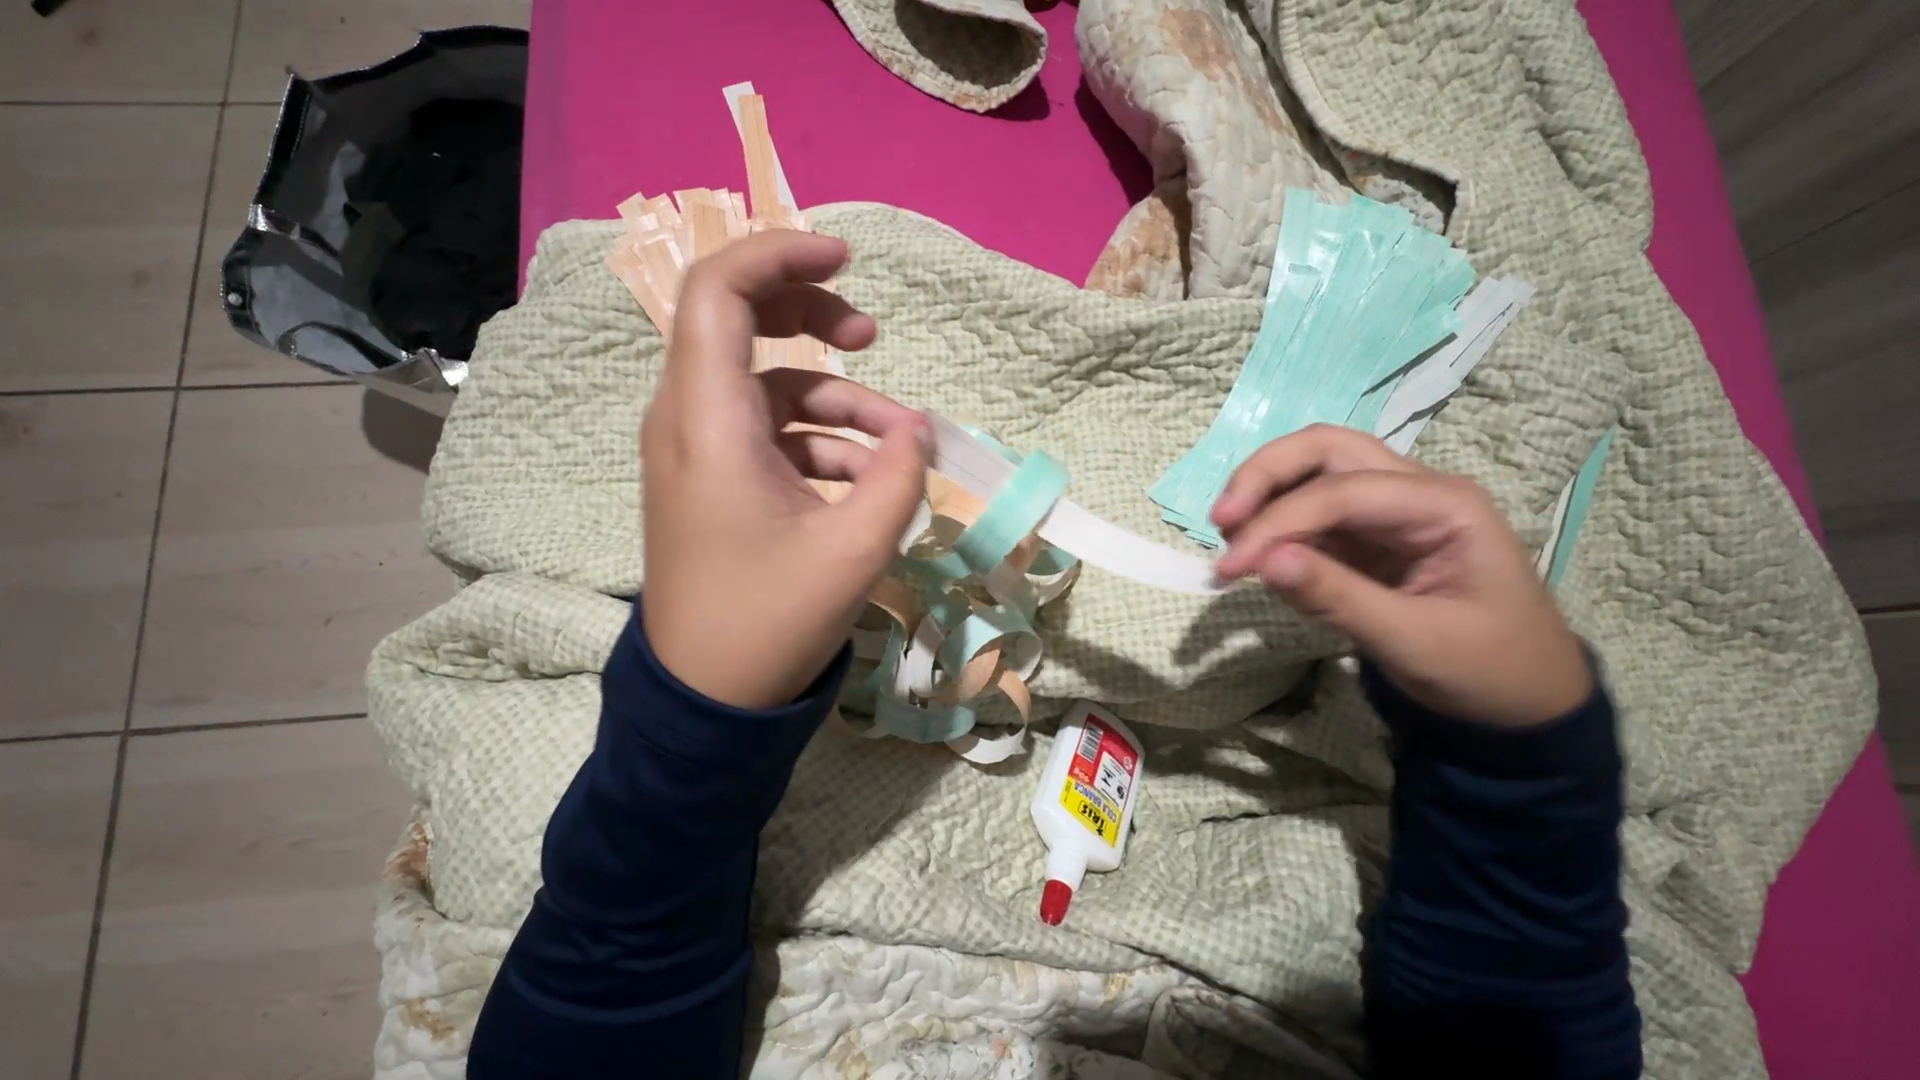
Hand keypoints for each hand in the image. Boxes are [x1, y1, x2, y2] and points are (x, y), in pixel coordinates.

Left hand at [641, 231, 930, 709]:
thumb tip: (917, 432)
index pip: (720, 291)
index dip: (780, 254)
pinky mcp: (715, 479)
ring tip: (903, 441)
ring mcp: (698, 450)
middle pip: (739, 320)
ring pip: (769, 385)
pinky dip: (822, 440)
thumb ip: (898, 475)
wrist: (710, 695)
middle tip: (871, 334)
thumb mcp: (854, 548)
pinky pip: (771, 431)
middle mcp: (689, 419)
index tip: (847, 258)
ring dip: (838, 400)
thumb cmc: (771, 619)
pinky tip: (870, 477)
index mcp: (708, 419)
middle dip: (813, 315)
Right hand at [1210, 425, 1591, 727]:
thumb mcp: (1413, 642)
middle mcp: (1416, 491)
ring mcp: (1391, 510)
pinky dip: (1277, 524)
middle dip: (1265, 476)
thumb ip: (1337, 597)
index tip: (1231, 567)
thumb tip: (1262, 562)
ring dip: (1266, 493)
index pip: (1342, 491)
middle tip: (1221, 520)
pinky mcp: (1370, 536)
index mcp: (1444, 506)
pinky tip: (1256, 554)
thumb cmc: (1486, 669)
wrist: (1526, 702)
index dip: (1278, 522)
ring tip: (1230, 537)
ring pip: (1316, 470)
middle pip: (1326, 450)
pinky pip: (1315, 511)